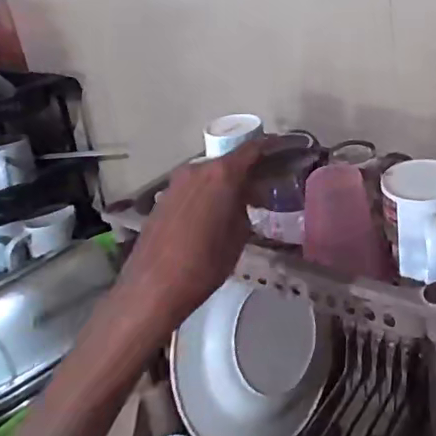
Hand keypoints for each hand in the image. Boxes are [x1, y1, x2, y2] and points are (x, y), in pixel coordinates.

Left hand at [117, 138, 265, 332]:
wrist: (152, 288)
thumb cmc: (205, 263)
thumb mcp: (239, 236)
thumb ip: (246, 207)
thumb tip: (247, 198)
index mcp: (222, 174)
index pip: (252, 149)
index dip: (269, 148)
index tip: (283, 152)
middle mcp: (197, 169)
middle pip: (229, 161)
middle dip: (246, 171)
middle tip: (262, 186)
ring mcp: (176, 182)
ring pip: (209, 174)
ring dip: (224, 183)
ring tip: (238, 202)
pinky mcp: (163, 197)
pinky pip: (193, 187)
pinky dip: (206, 193)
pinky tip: (212, 214)